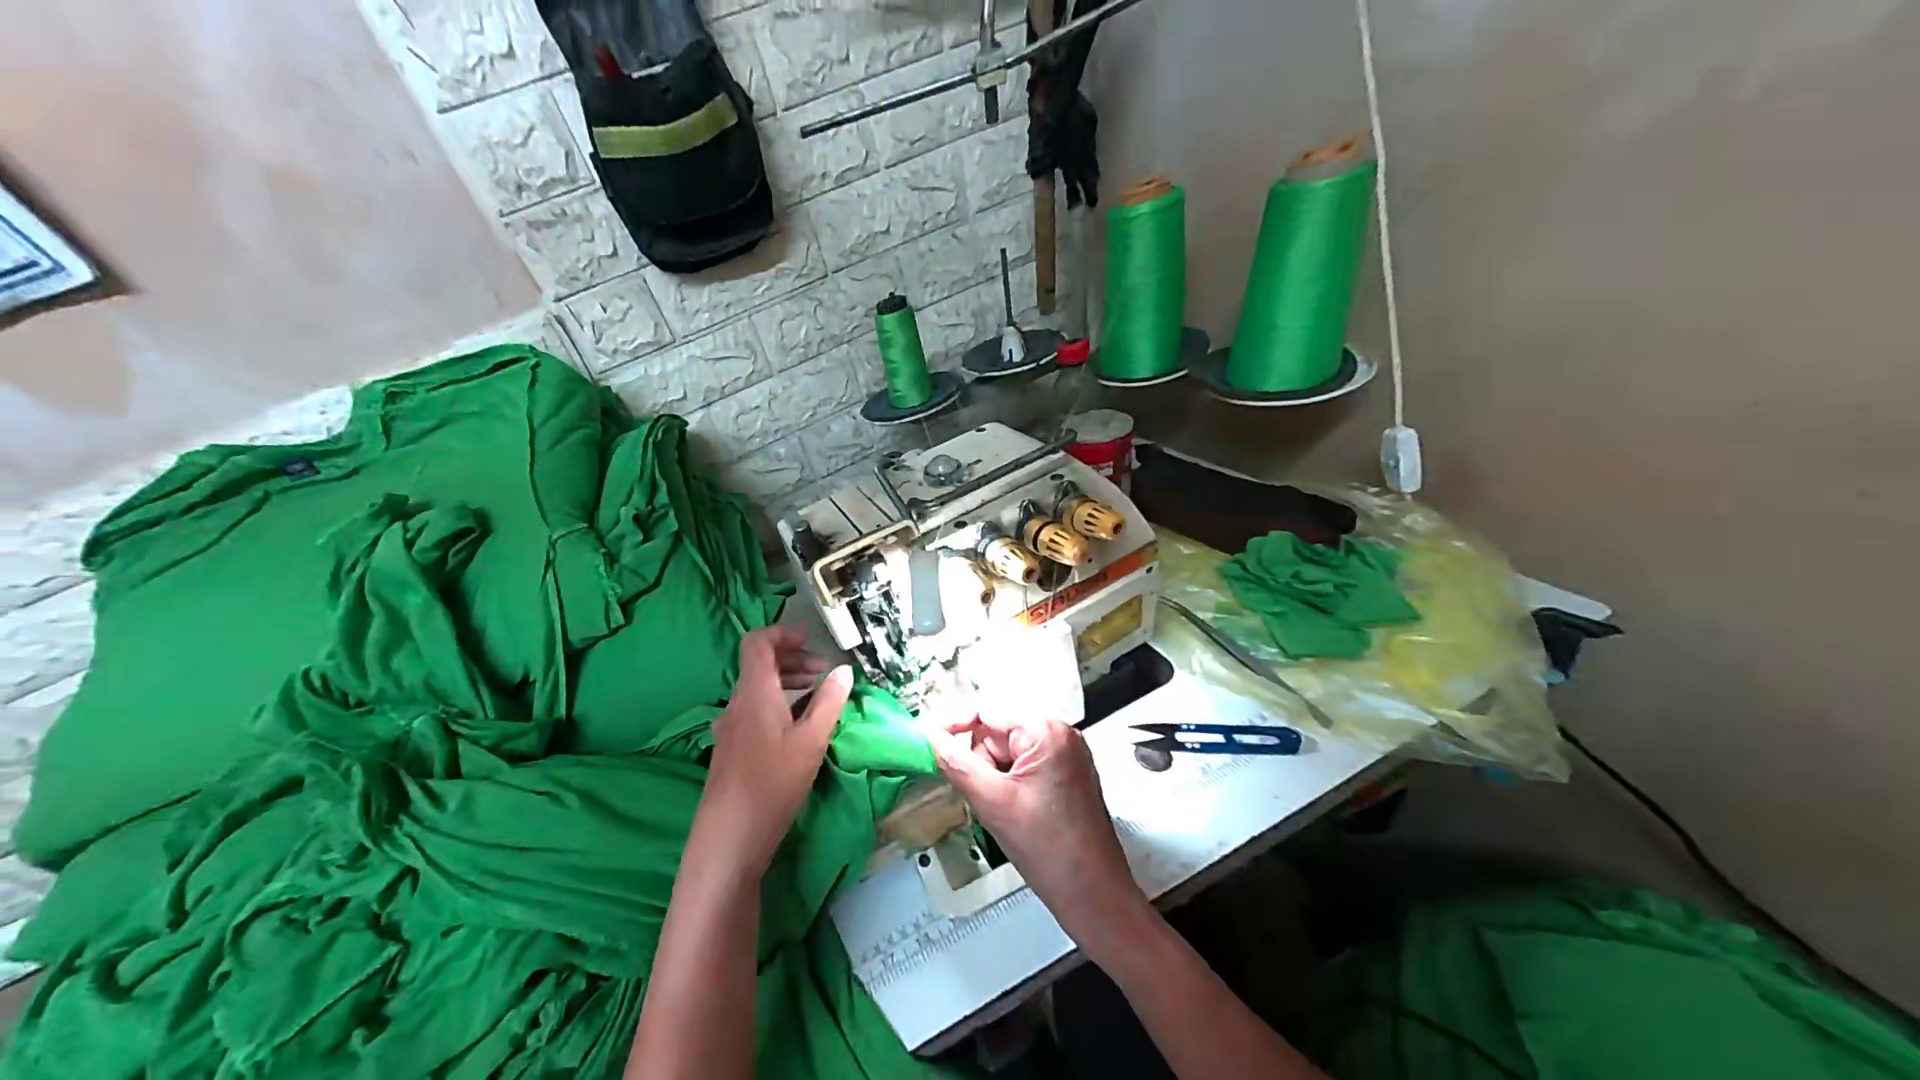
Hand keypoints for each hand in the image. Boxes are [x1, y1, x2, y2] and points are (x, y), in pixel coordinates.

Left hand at [698, 626, 850, 876]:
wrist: (729, 837)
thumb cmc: (773, 783)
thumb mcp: (811, 740)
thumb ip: (829, 701)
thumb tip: (843, 670)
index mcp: (754, 691)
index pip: (758, 642)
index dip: (784, 633)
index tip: (812, 641)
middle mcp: (736, 702)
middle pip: (760, 664)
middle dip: (794, 660)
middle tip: (825, 674)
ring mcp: (730, 726)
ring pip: (759, 689)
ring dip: (789, 684)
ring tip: (819, 699)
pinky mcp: (731, 748)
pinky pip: (755, 710)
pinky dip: (779, 705)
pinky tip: (799, 729)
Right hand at [931, 711, 1149, 949]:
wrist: (1094, 894)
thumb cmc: (1054, 852)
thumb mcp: (992, 803)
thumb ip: (956, 764)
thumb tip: (931, 738)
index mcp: (1046, 731)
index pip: (985, 711)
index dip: (953, 725)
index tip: (927, 740)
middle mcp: (1060, 734)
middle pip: (995, 732)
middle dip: (980, 762)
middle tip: (987, 798)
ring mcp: (1064, 755)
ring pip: (1005, 752)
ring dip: (993, 777)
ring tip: (1006, 812)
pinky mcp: (1064, 774)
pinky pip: (1021, 766)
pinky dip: (1007, 785)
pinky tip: (1015, 812)